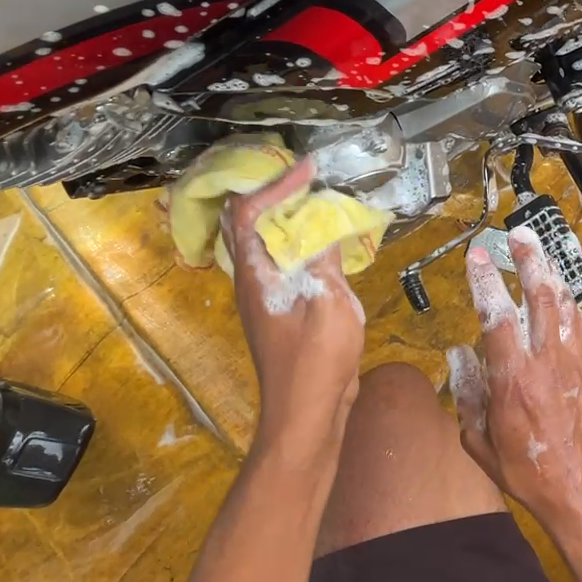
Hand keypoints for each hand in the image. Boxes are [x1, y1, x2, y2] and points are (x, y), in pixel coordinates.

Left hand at [221, 159, 366, 461]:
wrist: (307, 412)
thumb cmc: (316, 359)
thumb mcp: (328, 302)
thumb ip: (325, 258)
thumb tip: (325, 219)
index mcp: (256, 276)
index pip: (248, 214)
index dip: (274, 185)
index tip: (308, 168)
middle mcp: (253, 281)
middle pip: (250, 225)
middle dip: (276, 194)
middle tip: (311, 176)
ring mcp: (267, 297)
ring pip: (269, 243)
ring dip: (292, 216)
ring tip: (325, 201)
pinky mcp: (285, 309)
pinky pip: (288, 261)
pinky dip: (306, 241)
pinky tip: (333, 244)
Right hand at [449, 228, 581, 534]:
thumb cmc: (526, 469)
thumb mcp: (479, 441)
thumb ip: (466, 392)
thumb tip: (459, 352)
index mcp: (514, 377)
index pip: (497, 315)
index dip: (486, 280)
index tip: (477, 255)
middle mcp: (548, 359)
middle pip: (540, 294)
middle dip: (530, 259)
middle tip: (520, 234)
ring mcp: (578, 358)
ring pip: (565, 303)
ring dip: (551, 274)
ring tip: (539, 254)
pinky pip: (581, 324)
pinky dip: (568, 305)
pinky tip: (560, 296)